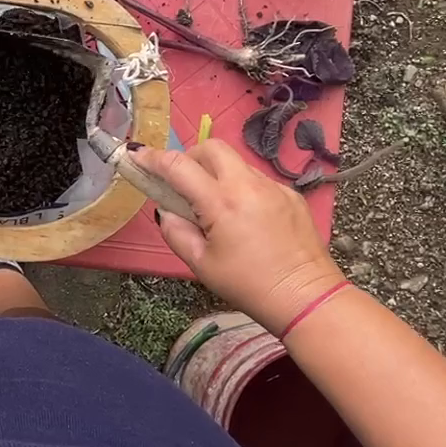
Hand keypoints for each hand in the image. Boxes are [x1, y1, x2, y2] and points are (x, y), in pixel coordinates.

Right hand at [130, 141, 344, 332]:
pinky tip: (245, 218)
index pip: (178, 166)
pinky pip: (257, 180)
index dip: (152, 158)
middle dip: (190, 157)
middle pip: (211, 147)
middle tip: (182, 182)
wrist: (308, 299)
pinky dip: (240, 188)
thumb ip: (175, 232)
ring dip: (216, 173)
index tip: (137, 156)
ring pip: (236, 162)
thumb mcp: (200, 265)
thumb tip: (167, 211)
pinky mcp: (292, 196)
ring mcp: (274, 187)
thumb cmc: (249, 286)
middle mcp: (249, 185)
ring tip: (214, 206)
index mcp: (222, 202)